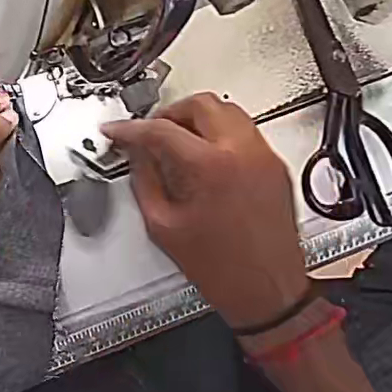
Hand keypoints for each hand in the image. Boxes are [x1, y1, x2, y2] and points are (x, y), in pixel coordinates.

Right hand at [102, 92, 309, 328]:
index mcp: (211, 167)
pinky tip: (202, 157)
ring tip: (175, 142)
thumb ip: (145, 180)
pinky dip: (218, 134)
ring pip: (227, 110)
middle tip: (148, 132)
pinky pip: (243, 131)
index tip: (116, 131)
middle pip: (200, 104)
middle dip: (168, 114)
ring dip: (196, 120)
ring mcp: (264, 156)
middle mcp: (243, 153)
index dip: (130, 128)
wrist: (267, 288)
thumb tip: (137, 156)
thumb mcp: (163, 224)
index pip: (161, 130)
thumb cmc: (223, 268)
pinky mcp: (275, 165)